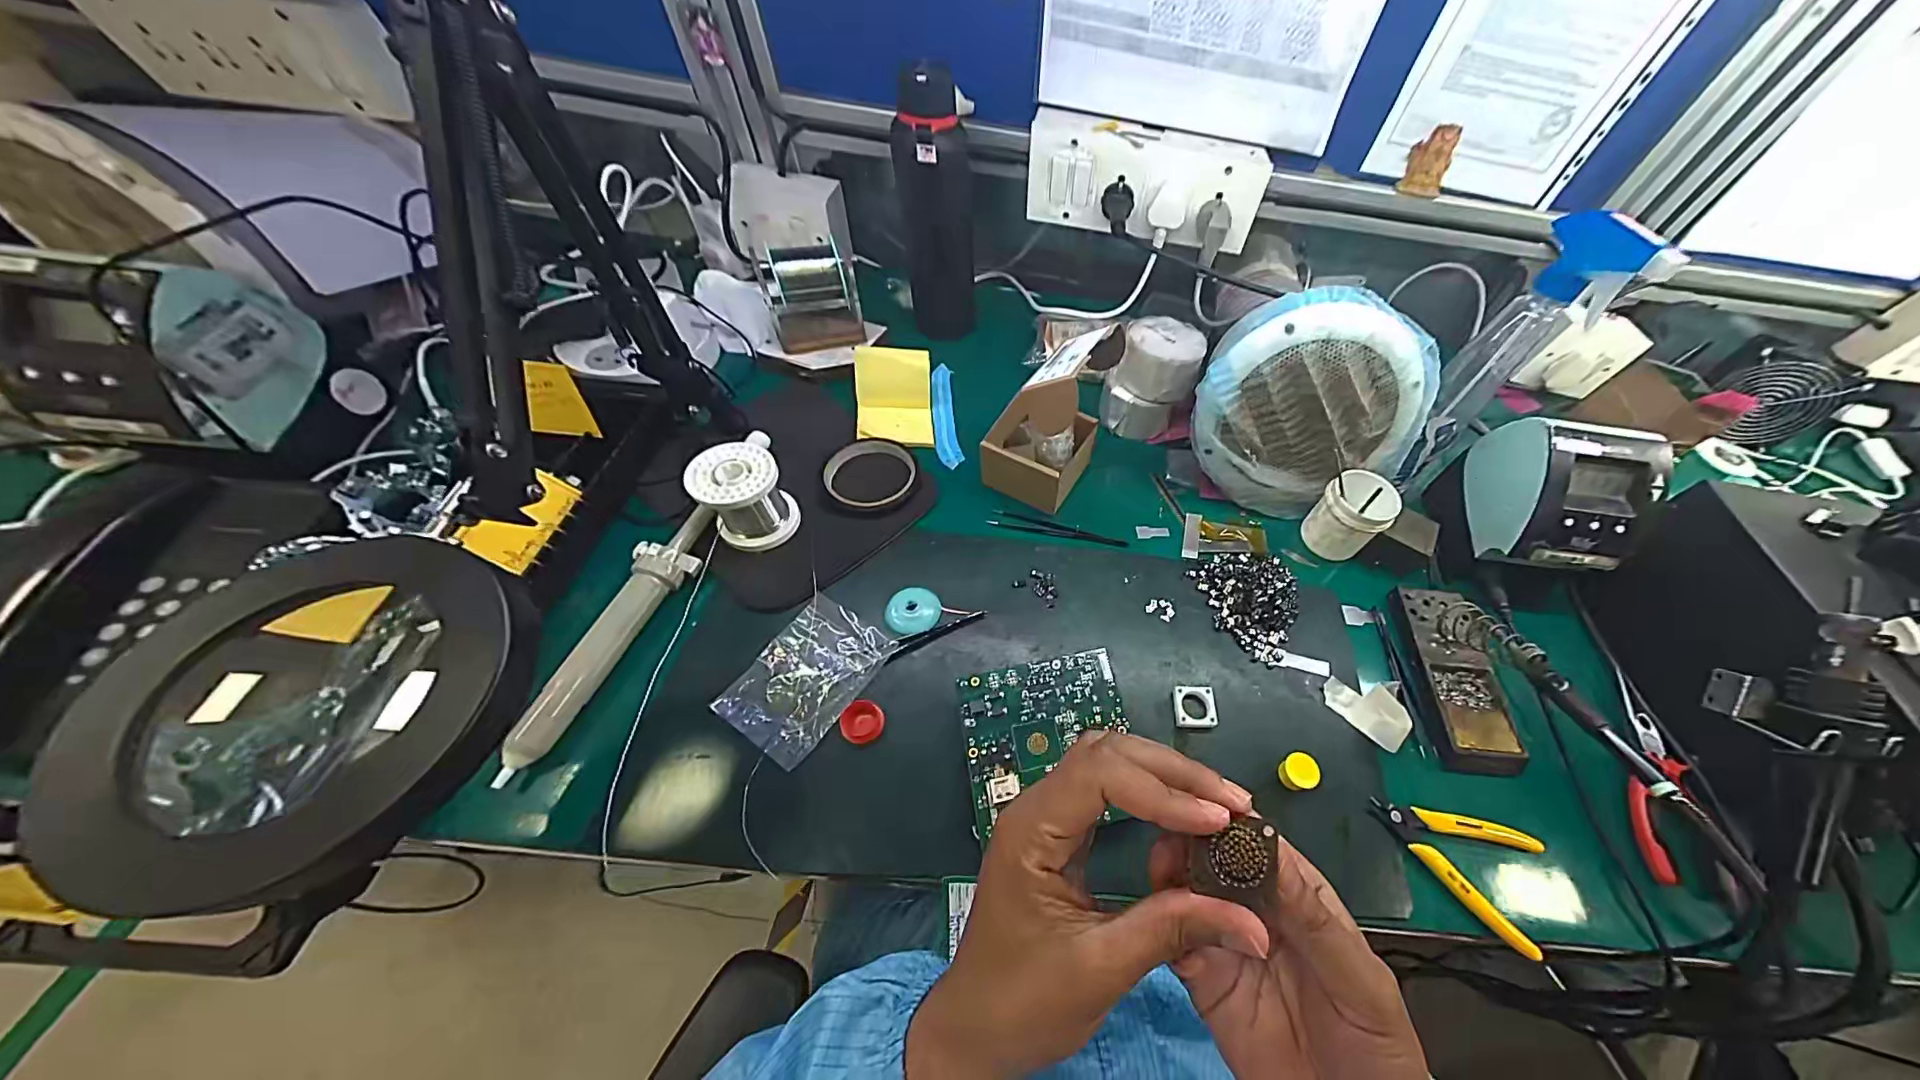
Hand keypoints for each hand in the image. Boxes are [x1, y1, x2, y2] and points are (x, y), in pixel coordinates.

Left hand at [906, 732, 1270, 1077]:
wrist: (976, 1026)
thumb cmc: (1023, 1000)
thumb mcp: (1101, 968)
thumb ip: (1171, 930)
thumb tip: (1249, 921)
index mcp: (1031, 829)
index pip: (1098, 773)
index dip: (1162, 790)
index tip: (1216, 819)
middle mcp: (1034, 809)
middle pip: (1104, 754)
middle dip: (1170, 771)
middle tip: (1230, 802)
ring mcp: (1045, 818)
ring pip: (1105, 764)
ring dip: (1162, 776)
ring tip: (1215, 803)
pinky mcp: (1058, 835)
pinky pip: (1105, 792)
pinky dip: (1148, 794)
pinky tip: (1181, 813)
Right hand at [1150, 827, 1427, 1078]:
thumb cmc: (1377, 1045)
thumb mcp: (1361, 980)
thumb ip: (1317, 921)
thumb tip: (1273, 857)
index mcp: (1297, 898)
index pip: (1261, 849)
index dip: (1234, 827)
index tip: (1208, 813)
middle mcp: (1254, 910)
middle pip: (1214, 862)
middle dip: (1190, 845)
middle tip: (1172, 841)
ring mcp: (1224, 941)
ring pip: (1186, 895)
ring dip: (1170, 879)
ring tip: (1161, 874)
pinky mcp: (1201, 977)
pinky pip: (1172, 943)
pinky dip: (1160, 927)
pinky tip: (1160, 923)